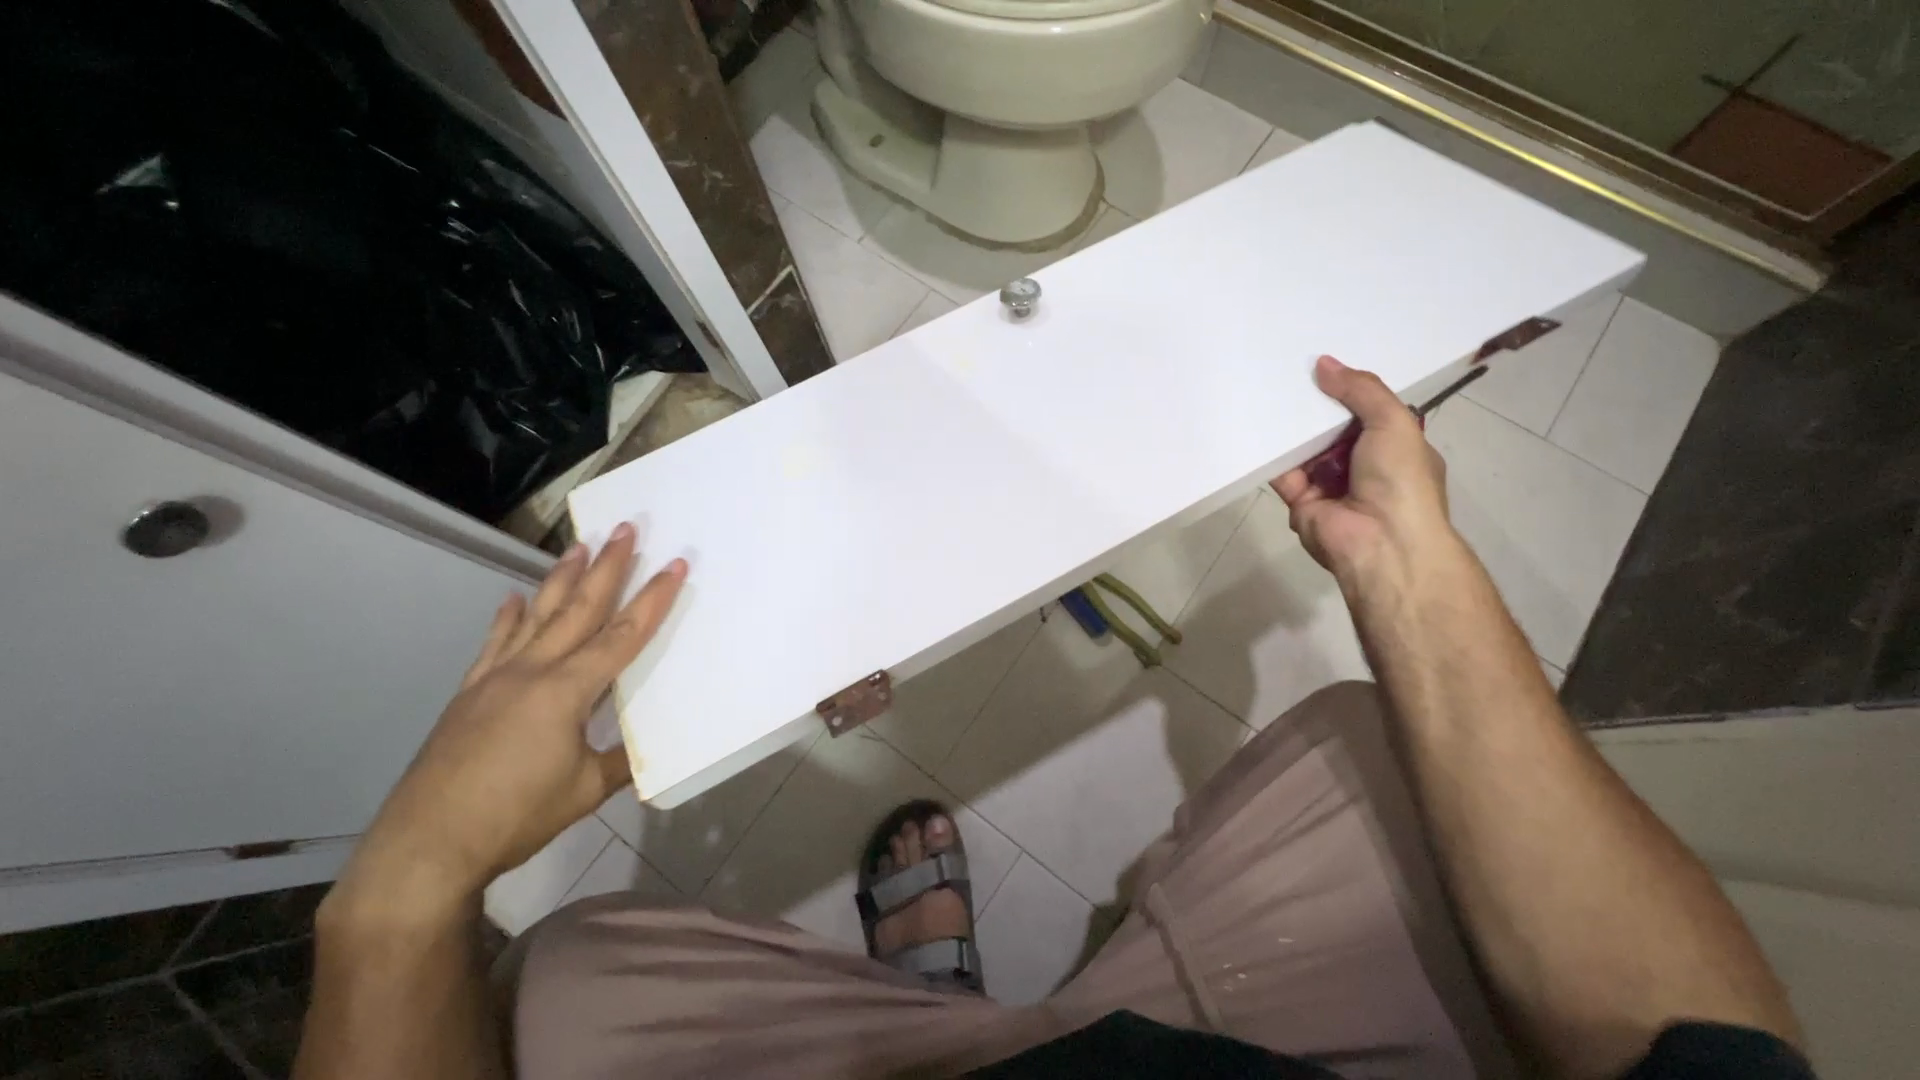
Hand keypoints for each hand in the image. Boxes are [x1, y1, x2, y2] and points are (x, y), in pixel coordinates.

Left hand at [336, 523, 685, 910]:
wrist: (427, 843)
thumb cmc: (515, 817)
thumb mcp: (583, 792)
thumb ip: (617, 763)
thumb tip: (643, 752)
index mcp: (567, 692)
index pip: (622, 637)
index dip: (653, 600)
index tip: (674, 565)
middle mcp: (532, 671)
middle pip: (578, 609)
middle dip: (607, 567)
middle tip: (625, 529)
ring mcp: (496, 678)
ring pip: (536, 616)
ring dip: (560, 579)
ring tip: (578, 545)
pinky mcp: (470, 693)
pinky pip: (494, 644)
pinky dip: (506, 618)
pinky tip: (512, 598)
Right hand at [1271, 356, 1453, 588]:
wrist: (1381, 543)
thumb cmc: (1401, 480)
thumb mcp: (1393, 422)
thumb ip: (1361, 391)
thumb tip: (1323, 363)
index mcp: (1396, 449)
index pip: (1369, 413)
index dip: (1349, 390)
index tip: (1325, 365)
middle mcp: (1363, 467)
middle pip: (1332, 429)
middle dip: (1314, 405)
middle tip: (1287, 369)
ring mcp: (1331, 485)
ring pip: (1305, 448)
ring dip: (1290, 426)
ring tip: (1266, 387)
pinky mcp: (1301, 501)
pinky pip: (1282, 471)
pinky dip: (1270, 453)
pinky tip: (1254, 422)